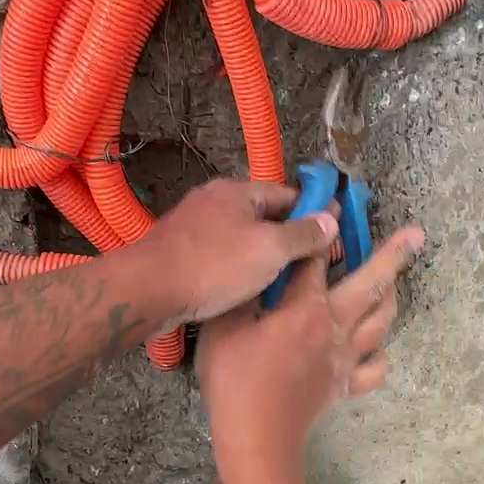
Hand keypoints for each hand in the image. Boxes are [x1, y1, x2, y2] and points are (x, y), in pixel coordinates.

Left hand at [142, 179, 340, 322]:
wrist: (150, 290)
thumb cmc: (214, 266)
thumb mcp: (270, 250)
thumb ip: (303, 235)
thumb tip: (331, 219)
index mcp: (237, 192)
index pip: (288, 195)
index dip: (313, 213)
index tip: (332, 234)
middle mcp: (214, 202)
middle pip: (264, 216)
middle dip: (288, 237)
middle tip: (311, 263)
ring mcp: (194, 227)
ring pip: (241, 238)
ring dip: (263, 256)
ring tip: (283, 281)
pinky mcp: (180, 253)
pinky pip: (221, 256)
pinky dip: (238, 269)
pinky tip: (247, 289)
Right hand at [197, 224, 425, 461]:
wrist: (256, 436)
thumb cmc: (235, 379)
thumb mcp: (226, 325)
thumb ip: (244, 292)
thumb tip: (255, 268)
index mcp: (305, 306)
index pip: (317, 257)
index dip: (324, 227)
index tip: (334, 203)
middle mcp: (334, 326)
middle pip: (373, 284)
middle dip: (395, 256)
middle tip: (417, 235)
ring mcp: (346, 358)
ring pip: (382, 322)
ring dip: (392, 297)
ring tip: (396, 283)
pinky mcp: (345, 386)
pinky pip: (376, 369)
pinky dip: (381, 355)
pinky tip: (376, 349)